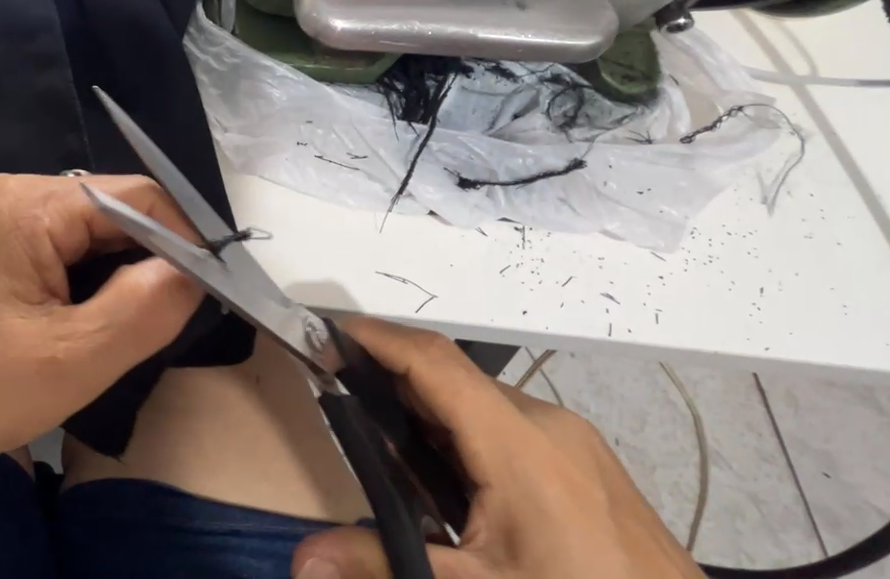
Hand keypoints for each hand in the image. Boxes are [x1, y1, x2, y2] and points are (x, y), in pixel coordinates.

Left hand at [0, 173, 202, 485]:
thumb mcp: (75, 358)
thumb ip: (147, 306)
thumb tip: (197, 270)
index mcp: (27, 203)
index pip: (134, 197)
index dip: (184, 237)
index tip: (216, 286)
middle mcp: (8, 191)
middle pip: (108, 209)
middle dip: (148, 258)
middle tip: (173, 315)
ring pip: (84, 230)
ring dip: (115, 272)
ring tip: (128, 324)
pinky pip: (54, 245)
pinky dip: (82, 278)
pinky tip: (85, 319)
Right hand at [292, 319, 702, 578]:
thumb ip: (385, 563)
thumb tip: (303, 560)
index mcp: (517, 443)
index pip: (434, 361)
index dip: (378, 337)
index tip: (328, 334)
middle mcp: (544, 423)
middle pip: (451, 379)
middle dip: (392, 382)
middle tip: (345, 408)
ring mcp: (571, 439)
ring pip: (479, 402)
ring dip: (429, 414)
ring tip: (394, 455)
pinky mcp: (586, 460)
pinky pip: (508, 424)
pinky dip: (464, 433)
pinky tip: (454, 484)